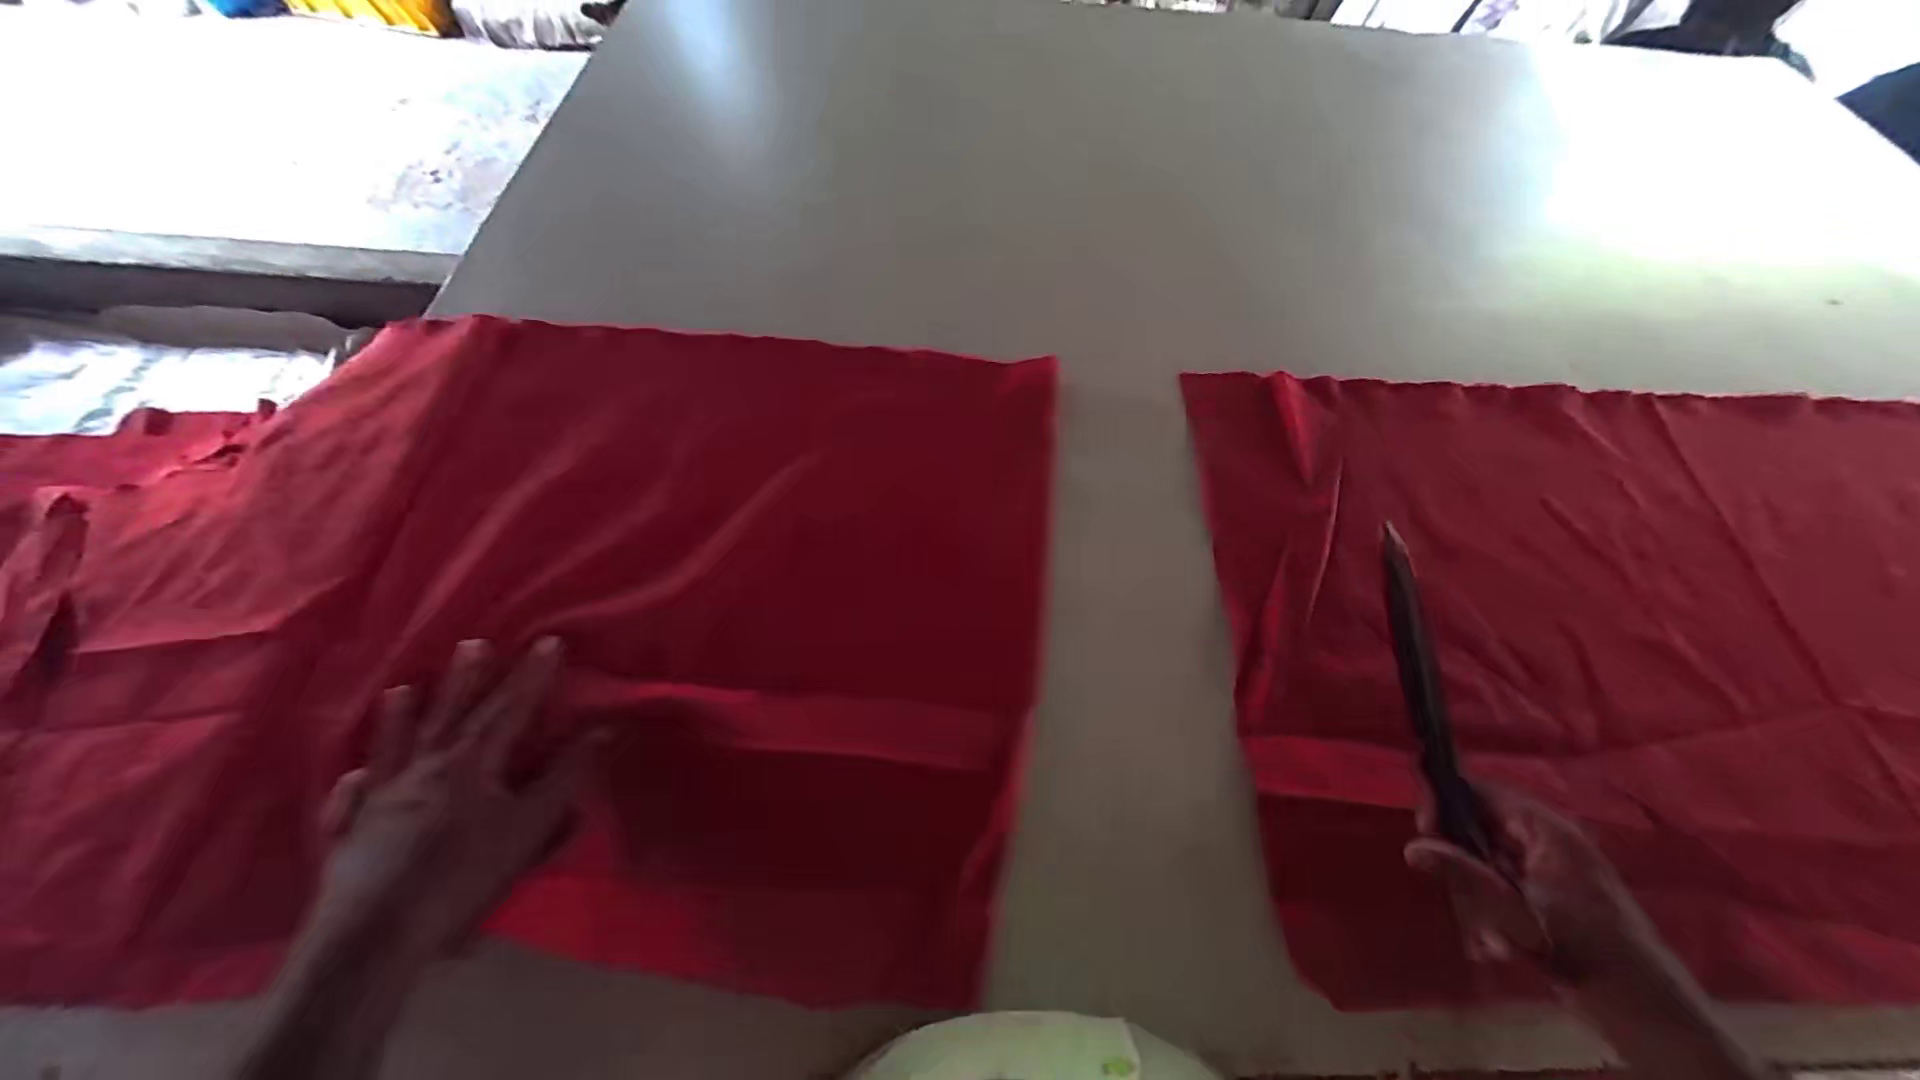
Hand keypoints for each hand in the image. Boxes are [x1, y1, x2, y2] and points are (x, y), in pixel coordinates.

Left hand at [311, 637, 601, 962]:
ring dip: (403, 716)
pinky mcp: (351, 832)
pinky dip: (356, 780)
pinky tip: (353, 774)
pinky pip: (353, 797)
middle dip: (468, 679)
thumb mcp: (529, 825)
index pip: (509, 708)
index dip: (532, 675)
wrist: (373, 937)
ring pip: (395, 745)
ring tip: (405, 688)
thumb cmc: (463, 874)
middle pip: (449, 714)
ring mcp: (380, 798)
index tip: (549, 641)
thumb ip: (565, 774)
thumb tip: (604, 728)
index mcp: (470, 762)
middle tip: (474, 643)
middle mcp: (422, 768)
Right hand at [1404, 785, 1656, 986]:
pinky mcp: (1553, 902)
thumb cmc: (1585, 951)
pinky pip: (1505, 889)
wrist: (1651, 1017)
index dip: (1448, 802)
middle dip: (1460, 858)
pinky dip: (1494, 912)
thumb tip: (1412, 847)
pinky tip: (1498, 946)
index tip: (1423, 827)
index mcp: (1548, 831)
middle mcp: (1551, 843)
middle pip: (1481, 827)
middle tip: (1447, 884)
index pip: (1483, 792)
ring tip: (1485, 934)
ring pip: (1488, 862)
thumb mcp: (1515, 911)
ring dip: (1477, 896)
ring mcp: (1554, 873)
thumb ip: (1463, 875)